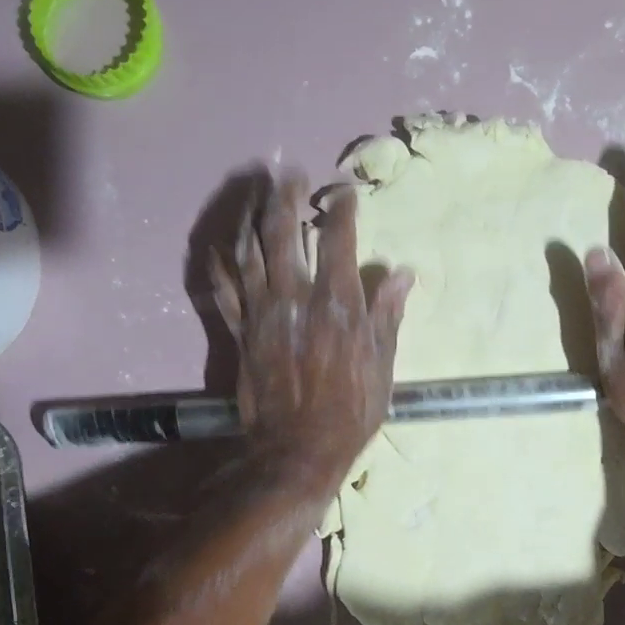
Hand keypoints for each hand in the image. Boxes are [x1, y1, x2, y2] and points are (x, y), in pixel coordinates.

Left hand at [209, 171, 414, 475]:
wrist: (297, 451)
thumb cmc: (349, 414)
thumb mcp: (383, 369)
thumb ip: (387, 316)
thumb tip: (403, 272)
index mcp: (337, 304)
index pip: (338, 239)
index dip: (342, 208)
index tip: (345, 192)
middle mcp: (296, 298)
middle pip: (282, 232)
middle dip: (285, 196)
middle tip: (288, 173)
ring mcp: (262, 313)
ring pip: (249, 251)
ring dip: (251, 217)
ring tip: (255, 195)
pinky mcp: (240, 332)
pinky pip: (224, 289)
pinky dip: (221, 264)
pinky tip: (221, 246)